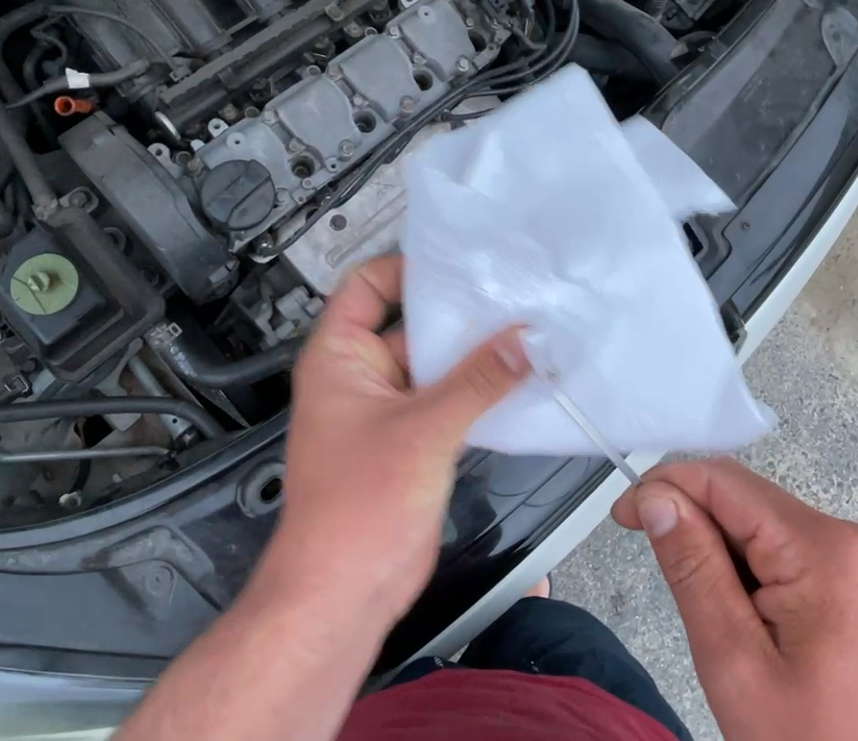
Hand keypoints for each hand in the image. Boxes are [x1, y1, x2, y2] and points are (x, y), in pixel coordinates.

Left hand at [264, 254, 530, 620]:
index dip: (408, 269)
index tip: (456, 266)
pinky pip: (445, 400)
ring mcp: (385, 410)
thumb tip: (519, 342)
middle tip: (506, 302)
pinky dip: (475, 391)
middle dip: (457, 317)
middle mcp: (358, 377)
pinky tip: (512, 384)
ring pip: (433, 366)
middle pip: (411, 325)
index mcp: (338, 358)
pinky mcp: (409, 441)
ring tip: (519, 339)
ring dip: (472, 358)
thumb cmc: (349, 513)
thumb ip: (478, 381)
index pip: (367, 285)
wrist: (344, 590)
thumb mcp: (424, 430)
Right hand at [613, 458, 857, 740]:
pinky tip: (738, 614)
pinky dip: (744, 567)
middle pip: (742, 497)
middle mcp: (844, 537)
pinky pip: (781, 549)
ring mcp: (854, 560)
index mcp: (821, 549)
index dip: (663, 486)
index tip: (621, 519)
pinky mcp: (852, 583)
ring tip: (706, 610)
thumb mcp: (735, 662)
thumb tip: (656, 497)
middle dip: (689, 519)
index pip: (724, 481)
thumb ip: (693, 569)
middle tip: (658, 570)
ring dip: (715, 548)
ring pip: (757, 523)